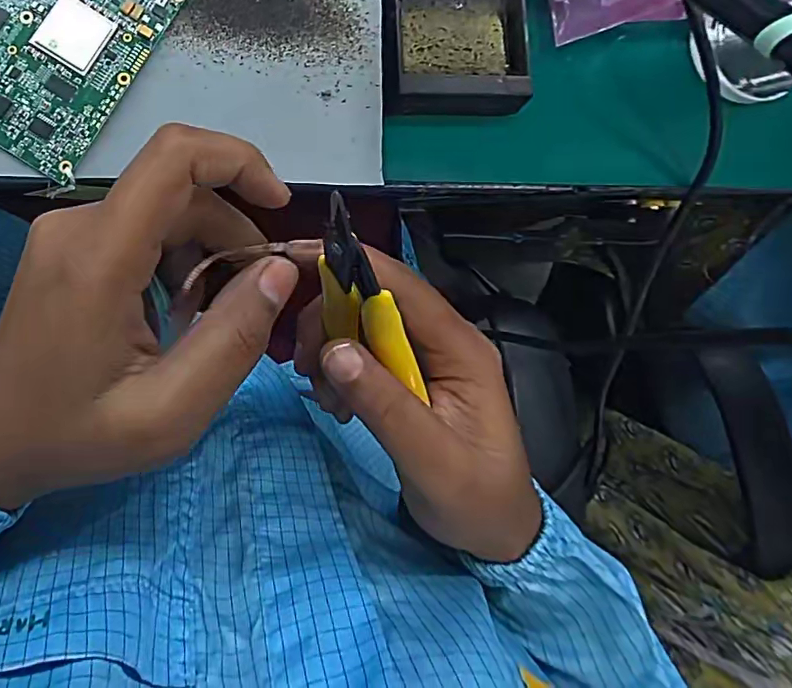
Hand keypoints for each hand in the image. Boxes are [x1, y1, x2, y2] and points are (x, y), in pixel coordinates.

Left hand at [0, 124, 299, 509]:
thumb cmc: (73, 435)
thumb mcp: (168, 413)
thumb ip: (233, 340)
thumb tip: (279, 270)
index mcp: (98, 257)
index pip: (173, 156)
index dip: (237, 160)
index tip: (278, 203)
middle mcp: (76, 224)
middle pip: (178, 191)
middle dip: (231, 232)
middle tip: (252, 296)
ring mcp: (66, 229)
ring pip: (163, 207)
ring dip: (204, 248)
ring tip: (207, 314)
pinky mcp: (66, 241)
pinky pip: (139, 225)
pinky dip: (175, 255)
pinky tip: (175, 308)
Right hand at [295, 247, 542, 562]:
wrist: (497, 535)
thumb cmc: (476, 501)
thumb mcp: (431, 460)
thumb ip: (383, 404)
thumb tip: (333, 349)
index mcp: (459, 345)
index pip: (399, 283)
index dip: (348, 262)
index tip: (294, 257)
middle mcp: (440, 336)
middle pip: (371, 294)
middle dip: (327, 317)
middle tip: (303, 361)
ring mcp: (422, 351)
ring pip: (358, 319)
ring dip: (327, 345)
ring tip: (323, 393)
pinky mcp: (404, 369)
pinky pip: (358, 346)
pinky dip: (334, 364)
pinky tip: (333, 397)